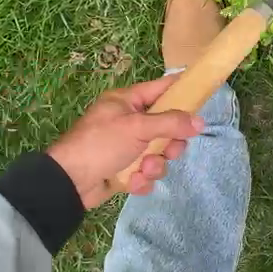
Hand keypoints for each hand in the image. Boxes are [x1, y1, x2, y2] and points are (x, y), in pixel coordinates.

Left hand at [48, 75, 203, 208]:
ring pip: (158, 153)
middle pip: (165, 127)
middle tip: (169, 150)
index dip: (181, 91)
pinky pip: (146, 172)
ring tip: (143, 170)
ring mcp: (126, 147)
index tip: (203, 96)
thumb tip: (200, 121)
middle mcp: (128, 121)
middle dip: (169, 143)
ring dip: (154, 165)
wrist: (70, 181)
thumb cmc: (101, 143)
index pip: (161, 88)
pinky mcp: (124, 170)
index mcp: (127, 101)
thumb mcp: (137, 127)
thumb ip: (170, 123)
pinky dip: (142, 179)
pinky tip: (132, 183)